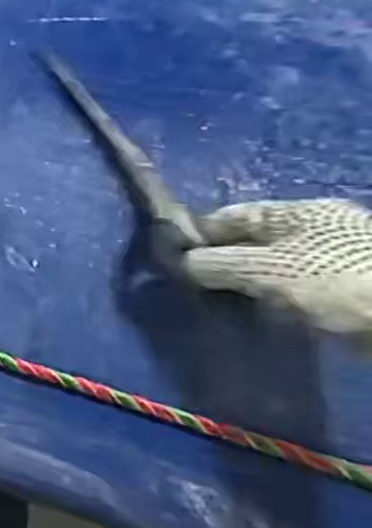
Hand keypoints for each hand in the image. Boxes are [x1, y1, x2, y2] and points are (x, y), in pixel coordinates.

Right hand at [182, 199, 371, 335]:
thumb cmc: (338, 283)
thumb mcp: (259, 270)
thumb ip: (209, 262)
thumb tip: (184, 263)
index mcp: (298, 212)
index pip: (222, 217)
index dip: (193, 239)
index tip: (176, 266)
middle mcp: (320, 228)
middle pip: (247, 243)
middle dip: (222, 265)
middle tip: (203, 290)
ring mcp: (340, 258)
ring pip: (269, 268)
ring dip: (248, 286)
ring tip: (234, 306)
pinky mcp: (351, 287)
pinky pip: (294, 288)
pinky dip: (275, 300)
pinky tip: (267, 315)